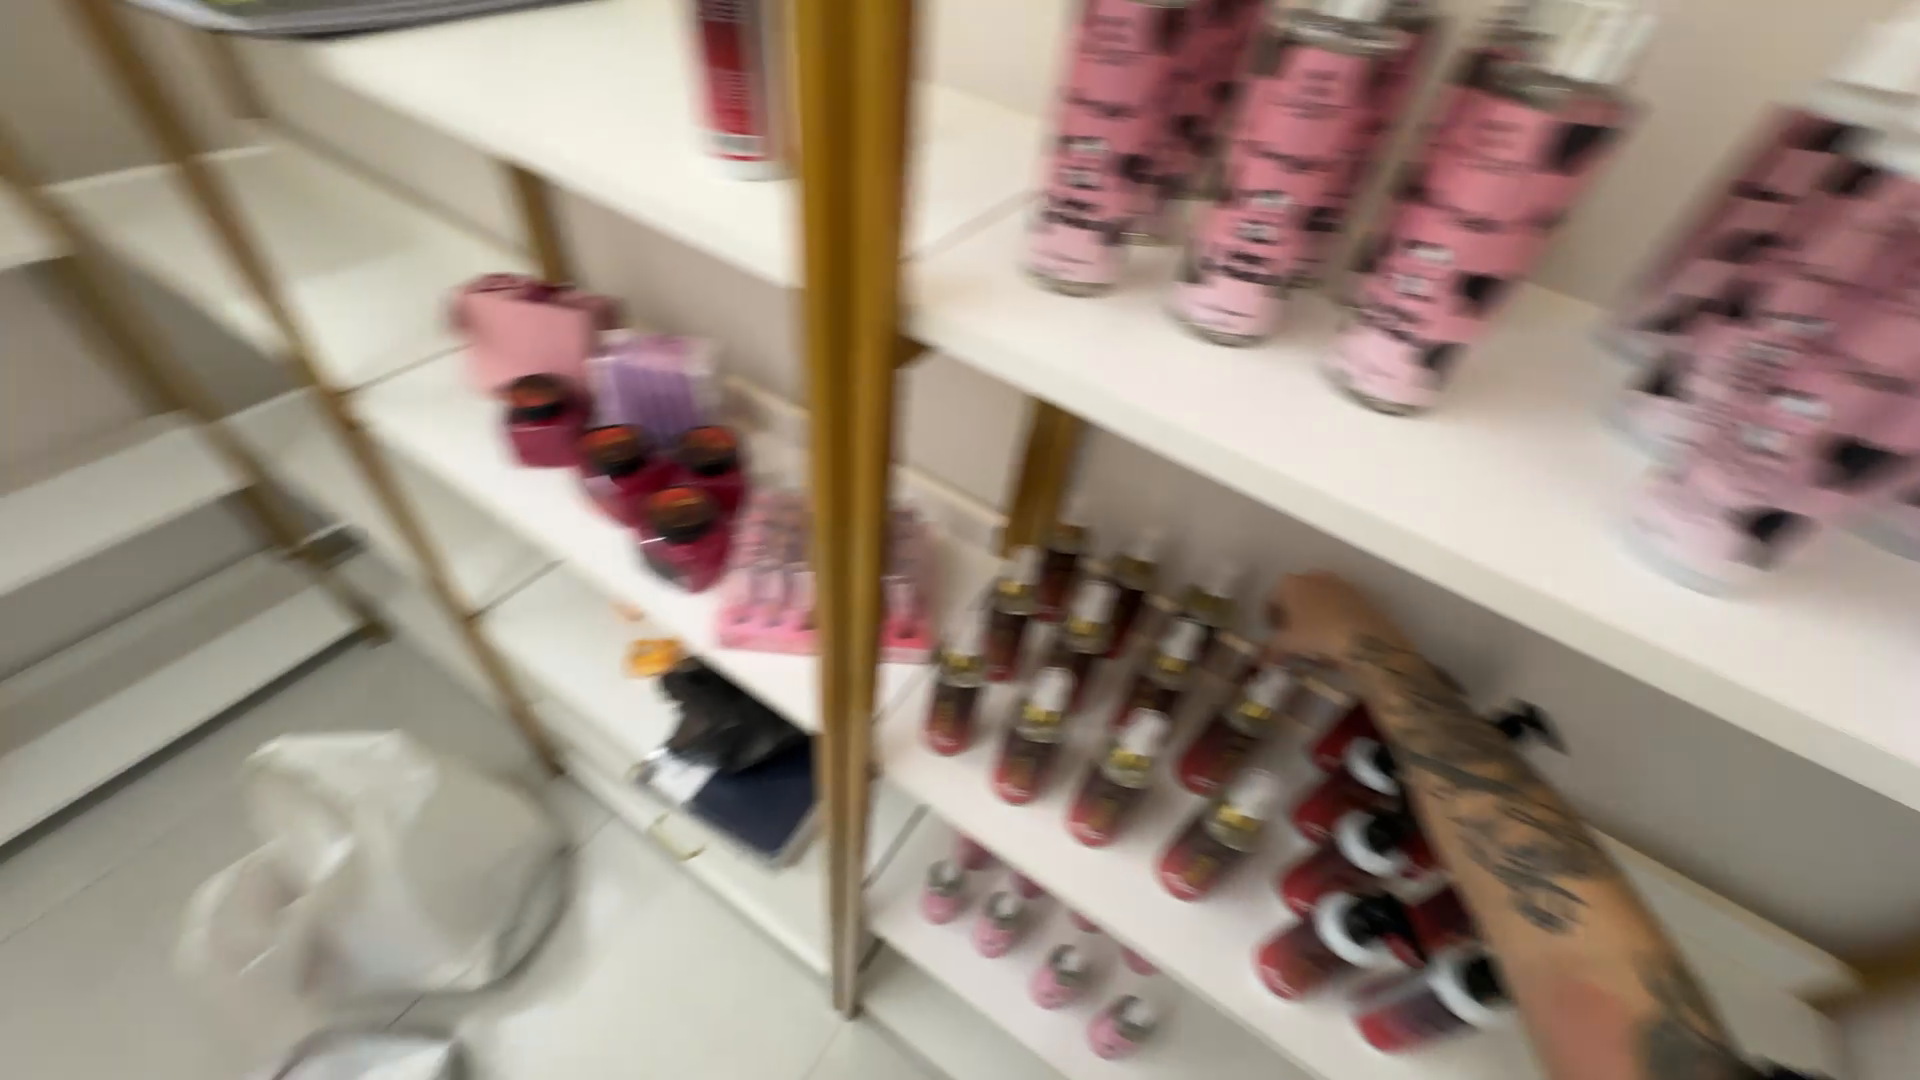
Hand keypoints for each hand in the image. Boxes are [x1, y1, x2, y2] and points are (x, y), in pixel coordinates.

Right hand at [1264, 572, 1397, 664]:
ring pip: (1316, 598)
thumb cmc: (1318, 636)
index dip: (1271, 620)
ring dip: (1312, 613)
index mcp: (1288, 583)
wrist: (1366, 639)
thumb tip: (1261, 657)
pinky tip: (1335, 633)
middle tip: (1295, 636)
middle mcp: (1310, 575)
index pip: (1270, 601)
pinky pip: (1336, 603)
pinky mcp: (1357, 592)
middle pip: (1294, 596)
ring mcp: (1336, 581)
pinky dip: (1332, 614)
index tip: (1275, 636)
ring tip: (1316, 636)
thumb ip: (1271, 649)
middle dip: (1292, 614)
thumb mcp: (1288, 645)